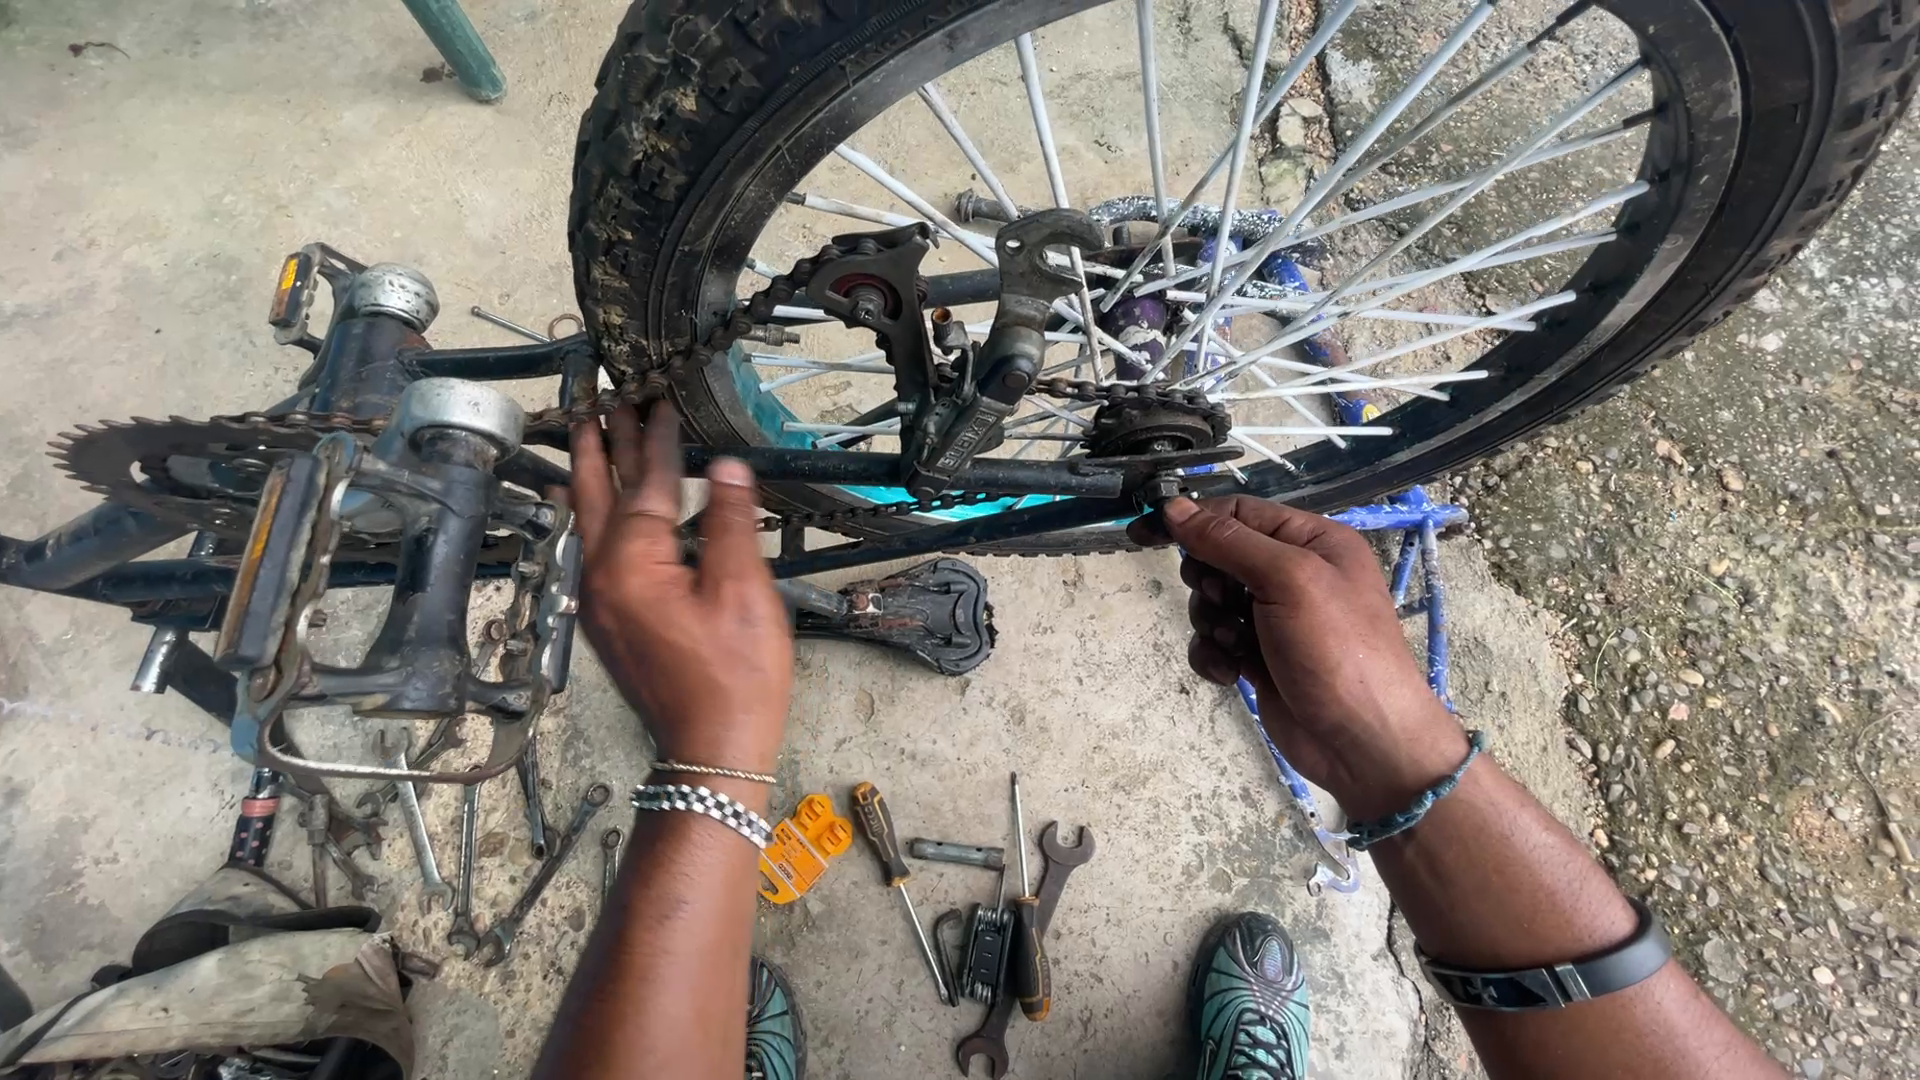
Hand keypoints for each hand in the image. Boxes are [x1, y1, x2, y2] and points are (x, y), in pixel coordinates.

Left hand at [569, 401, 792, 773]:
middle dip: (601, 445)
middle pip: (598, 496)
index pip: (647, 485)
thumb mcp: (743, 591)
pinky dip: (593, 515)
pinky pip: (591, 550)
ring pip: (587, 522)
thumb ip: (728, 522)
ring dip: (590, 475)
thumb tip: (726, 467)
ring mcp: (598, 602)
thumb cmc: (737, 671)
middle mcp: (600, 577)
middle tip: (600, 400)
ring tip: (586, 438)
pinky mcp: (608, 621)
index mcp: (633, 565)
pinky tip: (593, 507)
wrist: (712, 745)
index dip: (657, 441)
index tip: (659, 401)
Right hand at [1128, 496, 1464, 817]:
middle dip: (1208, 581)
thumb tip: (1172, 506)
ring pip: (1209, 602)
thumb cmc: (1335, 649)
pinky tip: (1234, 673)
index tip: (1144, 532)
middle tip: (1226, 601)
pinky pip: (1212, 641)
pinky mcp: (1256, 656)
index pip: (1236, 512)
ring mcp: (1273, 618)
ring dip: (1212, 623)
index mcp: (1311, 540)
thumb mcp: (1287, 579)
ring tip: (1239, 645)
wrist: (1361, 743)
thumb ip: (1227, 540)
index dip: (1190, 520)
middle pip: (1216, 556)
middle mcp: (1292, 573)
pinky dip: (1214, 655)